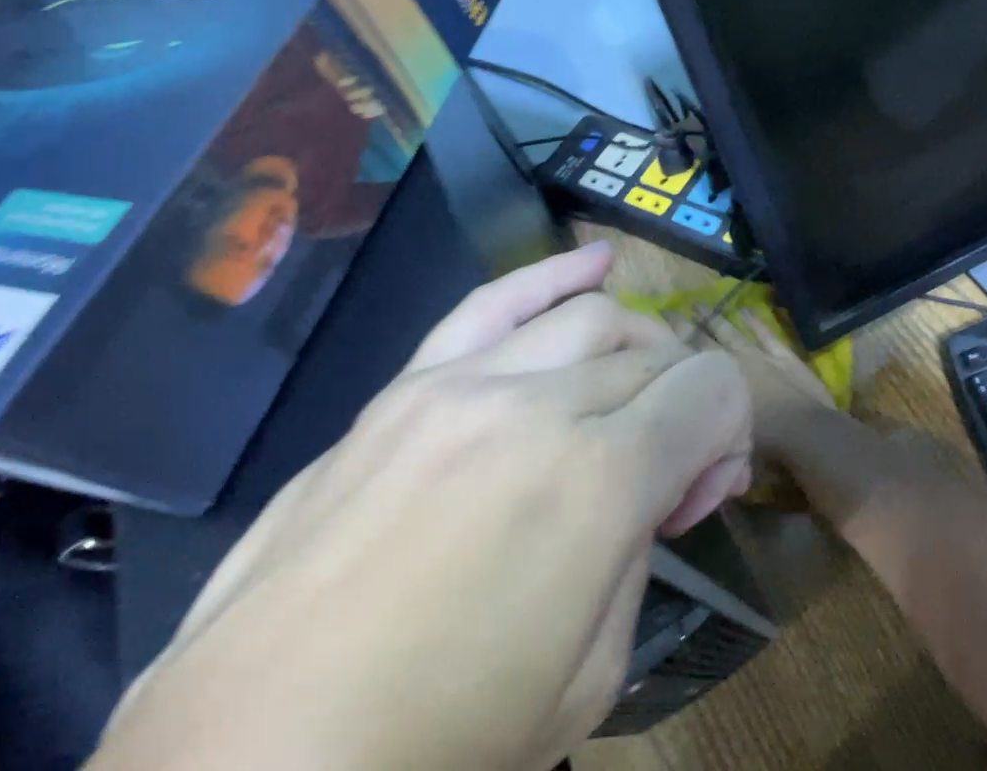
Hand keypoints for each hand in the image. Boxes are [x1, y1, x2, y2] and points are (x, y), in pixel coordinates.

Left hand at [90, 242, 753, 770]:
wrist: (256, 754)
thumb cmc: (444, 736)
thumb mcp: (592, 674)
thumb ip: (639, 550)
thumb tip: (655, 487)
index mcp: (598, 481)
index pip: (712, 391)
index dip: (729, 438)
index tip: (700, 497)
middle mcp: (537, 405)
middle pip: (654, 356)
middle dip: (685, 404)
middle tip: (668, 478)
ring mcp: (459, 385)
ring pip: (589, 319)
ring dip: (637, 351)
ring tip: (632, 400)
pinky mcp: (400, 390)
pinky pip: (490, 303)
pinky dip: (553, 276)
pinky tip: (594, 265)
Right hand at [674, 308, 838, 466]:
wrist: (806, 433)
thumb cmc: (763, 446)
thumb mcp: (725, 439)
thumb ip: (707, 424)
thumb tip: (689, 426)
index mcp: (716, 385)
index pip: (688, 359)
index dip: (673, 342)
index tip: (658, 327)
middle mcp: (733, 364)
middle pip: (705, 340)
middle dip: (688, 325)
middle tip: (672, 309)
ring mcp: (760, 357)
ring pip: (732, 333)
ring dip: (716, 318)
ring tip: (700, 304)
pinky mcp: (785, 358)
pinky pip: (767, 335)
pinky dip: (756, 322)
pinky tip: (746, 310)